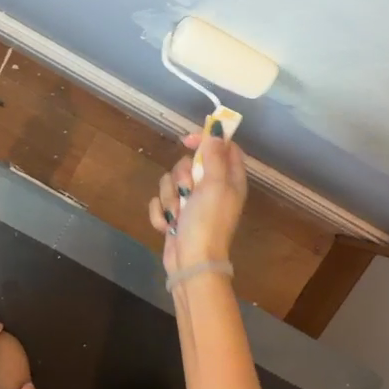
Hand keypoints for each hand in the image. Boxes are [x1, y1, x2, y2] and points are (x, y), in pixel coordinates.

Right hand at [148, 127, 247, 273]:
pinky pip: (159, 202)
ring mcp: (192, 203)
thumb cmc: (208, 223)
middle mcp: (211, 188)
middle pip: (191, 164)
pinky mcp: (175, 216)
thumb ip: (214, 154)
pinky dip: (160, 214)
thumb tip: (215, 126)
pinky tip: (168, 226)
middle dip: (181, 176)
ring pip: (171, 182)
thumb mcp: (215, 184)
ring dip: (169, 198)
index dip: (205, 140)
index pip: (222, 147)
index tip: (187, 141)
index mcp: (229, 179)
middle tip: (187, 191)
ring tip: (177, 215)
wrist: (192, 261)